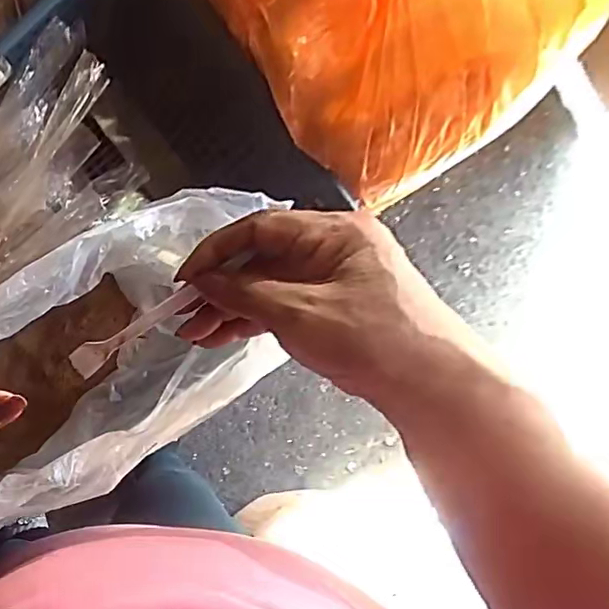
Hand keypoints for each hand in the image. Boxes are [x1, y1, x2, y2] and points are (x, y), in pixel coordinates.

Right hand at [173, 210, 499, 417]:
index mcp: (333, 233)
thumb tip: (202, 281)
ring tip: (194, 334)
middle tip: (184, 315)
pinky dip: (245, 320)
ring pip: (261, 285)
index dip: (214, 252)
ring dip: (225, 309)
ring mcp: (327, 279)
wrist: (425, 380)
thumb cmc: (370, 338)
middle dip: (216, 288)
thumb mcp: (297, 312)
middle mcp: (329, 248)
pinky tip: (218, 336)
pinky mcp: (324, 306)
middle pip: (257, 259)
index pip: (258, 228)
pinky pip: (274, 305)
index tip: (184, 280)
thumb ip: (243, 293)